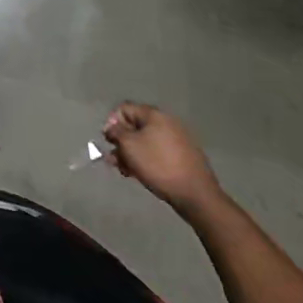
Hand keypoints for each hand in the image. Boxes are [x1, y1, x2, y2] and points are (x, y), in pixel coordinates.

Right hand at [103, 103, 223, 215]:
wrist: (194, 193)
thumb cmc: (157, 165)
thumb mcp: (128, 145)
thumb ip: (116, 132)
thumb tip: (113, 127)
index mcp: (154, 116)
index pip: (124, 109)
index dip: (112, 122)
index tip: (108, 140)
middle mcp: (167, 123)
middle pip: (135, 126)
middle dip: (120, 141)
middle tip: (113, 158)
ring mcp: (177, 139)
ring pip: (145, 141)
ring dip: (130, 153)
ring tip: (124, 169)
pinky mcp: (182, 155)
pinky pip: (157, 151)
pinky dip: (145, 159)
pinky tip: (138, 173)